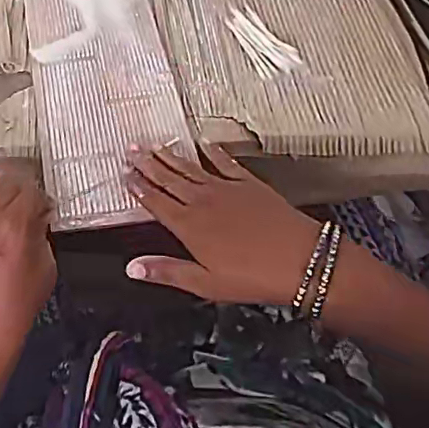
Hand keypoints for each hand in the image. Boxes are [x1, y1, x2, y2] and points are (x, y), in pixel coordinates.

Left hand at [0, 173, 56, 357]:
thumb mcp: (46, 264)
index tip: (46, 207)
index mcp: (14, 225)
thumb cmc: (17, 303)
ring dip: (3, 205)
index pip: (30, 189)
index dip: (42, 198)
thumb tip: (39, 218)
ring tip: (12, 228)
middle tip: (31, 209)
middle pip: (7, 184)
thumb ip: (42, 232)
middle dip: (22, 193)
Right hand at [123, 143, 321, 304]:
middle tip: (131, 149)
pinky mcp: (249, 185)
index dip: (138, 187)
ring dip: (170, 156)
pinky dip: (213, 152)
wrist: (303, 260)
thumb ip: (167, 271)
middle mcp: (203, 202)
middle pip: (168, 179)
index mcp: (189, 226)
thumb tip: (132, 267)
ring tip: (155, 144)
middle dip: (147, 163)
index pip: (155, 201)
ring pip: (190, 168)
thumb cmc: (253, 277)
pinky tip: (204, 144)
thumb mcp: (205, 284)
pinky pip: (225, 163)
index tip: (125, 175)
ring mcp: (226, 190)